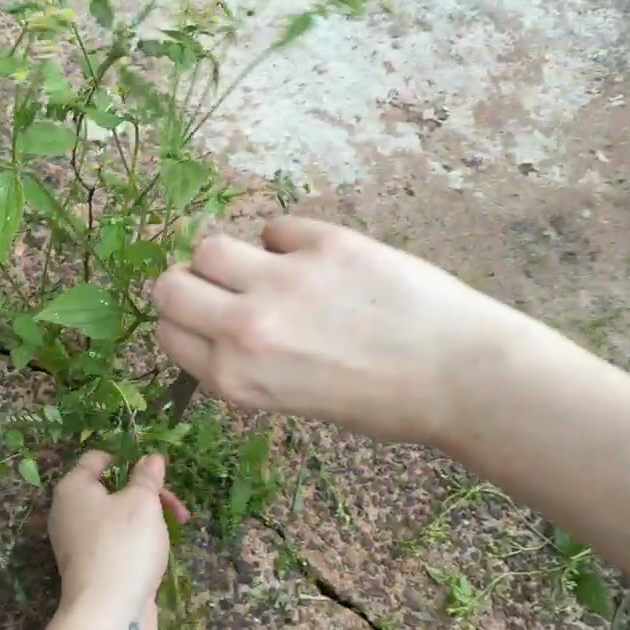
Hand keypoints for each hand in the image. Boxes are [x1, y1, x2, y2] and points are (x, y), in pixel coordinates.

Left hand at [48, 452, 188, 629]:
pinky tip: (158, 550)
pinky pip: (115, 541)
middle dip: (147, 493)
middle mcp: (68, 511)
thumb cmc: (124, 546)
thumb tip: (151, 457)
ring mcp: (78, 541)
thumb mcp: (142, 502)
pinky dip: (136, 540)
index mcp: (73, 488)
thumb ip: (147, 477)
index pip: (97, 459)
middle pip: (111, 489)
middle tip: (177, 508)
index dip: (127, 458)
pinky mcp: (91, 566)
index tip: (156, 471)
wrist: (107, 612)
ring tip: (178, 527)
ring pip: (116, 517)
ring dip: (147, 517)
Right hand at [152, 217, 536, 446]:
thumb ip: (239, 363)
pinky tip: (313, 260)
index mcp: (234, 378)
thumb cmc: (377, 401)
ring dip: (229, 258)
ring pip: (210, 248)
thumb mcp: (286, 400)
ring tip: (264, 268)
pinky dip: (285, 241)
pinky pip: (274, 228)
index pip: (168, 332)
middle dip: (186, 285)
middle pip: (170, 286)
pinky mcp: (322, 245)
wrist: (462, 376)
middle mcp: (245, 331)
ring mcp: (282, 283)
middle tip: (219, 288)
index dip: (182, 322)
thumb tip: (214, 318)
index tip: (202, 317)